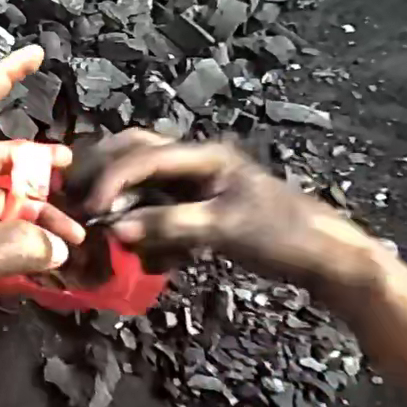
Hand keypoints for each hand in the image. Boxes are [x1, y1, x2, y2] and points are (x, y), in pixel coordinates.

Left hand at [0, 46, 87, 352]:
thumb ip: (13, 246)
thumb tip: (59, 244)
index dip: (4, 75)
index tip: (35, 54)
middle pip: (7, 158)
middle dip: (41, 163)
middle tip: (76, 174)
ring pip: (13, 200)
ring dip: (44, 213)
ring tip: (77, 237)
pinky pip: (8, 234)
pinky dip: (33, 242)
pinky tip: (56, 261)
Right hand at [78, 129, 389, 300]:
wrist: (330, 258)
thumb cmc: (282, 236)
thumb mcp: (224, 229)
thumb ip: (168, 225)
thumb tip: (114, 229)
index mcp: (203, 155)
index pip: (141, 157)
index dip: (109, 179)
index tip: (90, 208)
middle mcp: (193, 157)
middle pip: (131, 148)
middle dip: (101, 168)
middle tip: (75, 193)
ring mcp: (194, 176)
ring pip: (138, 167)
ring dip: (114, 185)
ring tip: (92, 205)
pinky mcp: (195, 196)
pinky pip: (152, 192)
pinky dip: (135, 207)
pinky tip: (130, 230)